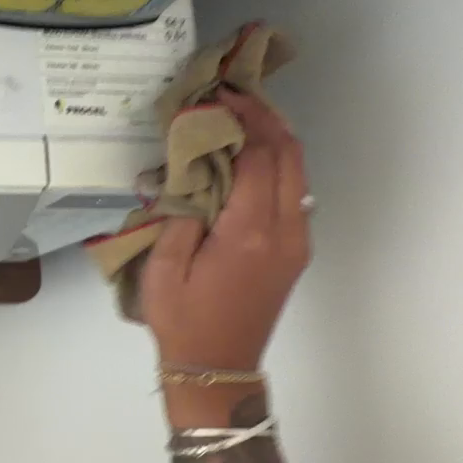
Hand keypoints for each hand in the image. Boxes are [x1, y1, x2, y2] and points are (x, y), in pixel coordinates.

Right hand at [140, 90, 310, 371]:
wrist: (218, 365)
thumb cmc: (183, 320)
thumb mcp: (164, 269)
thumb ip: (180, 217)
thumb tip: (191, 180)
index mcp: (249, 233)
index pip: (256, 157)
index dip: (240, 121)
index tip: (215, 99)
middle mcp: (284, 231)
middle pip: (288, 156)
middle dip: (265, 119)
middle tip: (234, 96)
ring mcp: (296, 242)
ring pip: (298, 172)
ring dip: (275, 139)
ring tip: (243, 118)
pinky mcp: (294, 251)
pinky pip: (293, 193)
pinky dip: (277, 164)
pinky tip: (251, 158)